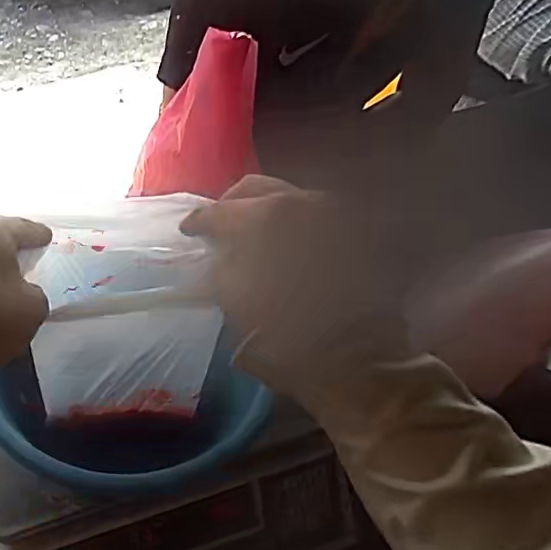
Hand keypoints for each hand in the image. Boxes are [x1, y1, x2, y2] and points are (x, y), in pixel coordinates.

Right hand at [180, 176, 404, 373]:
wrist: (361, 360)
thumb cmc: (292, 342)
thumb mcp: (241, 311)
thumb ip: (221, 275)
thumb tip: (216, 260)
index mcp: (268, 220)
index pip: (220, 211)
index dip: (199, 221)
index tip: (188, 231)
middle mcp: (304, 203)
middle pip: (256, 190)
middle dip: (232, 207)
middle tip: (219, 229)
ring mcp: (336, 214)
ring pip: (289, 198)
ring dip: (266, 214)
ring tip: (253, 239)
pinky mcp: (358, 233)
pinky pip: (316, 217)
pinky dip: (294, 228)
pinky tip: (287, 250)